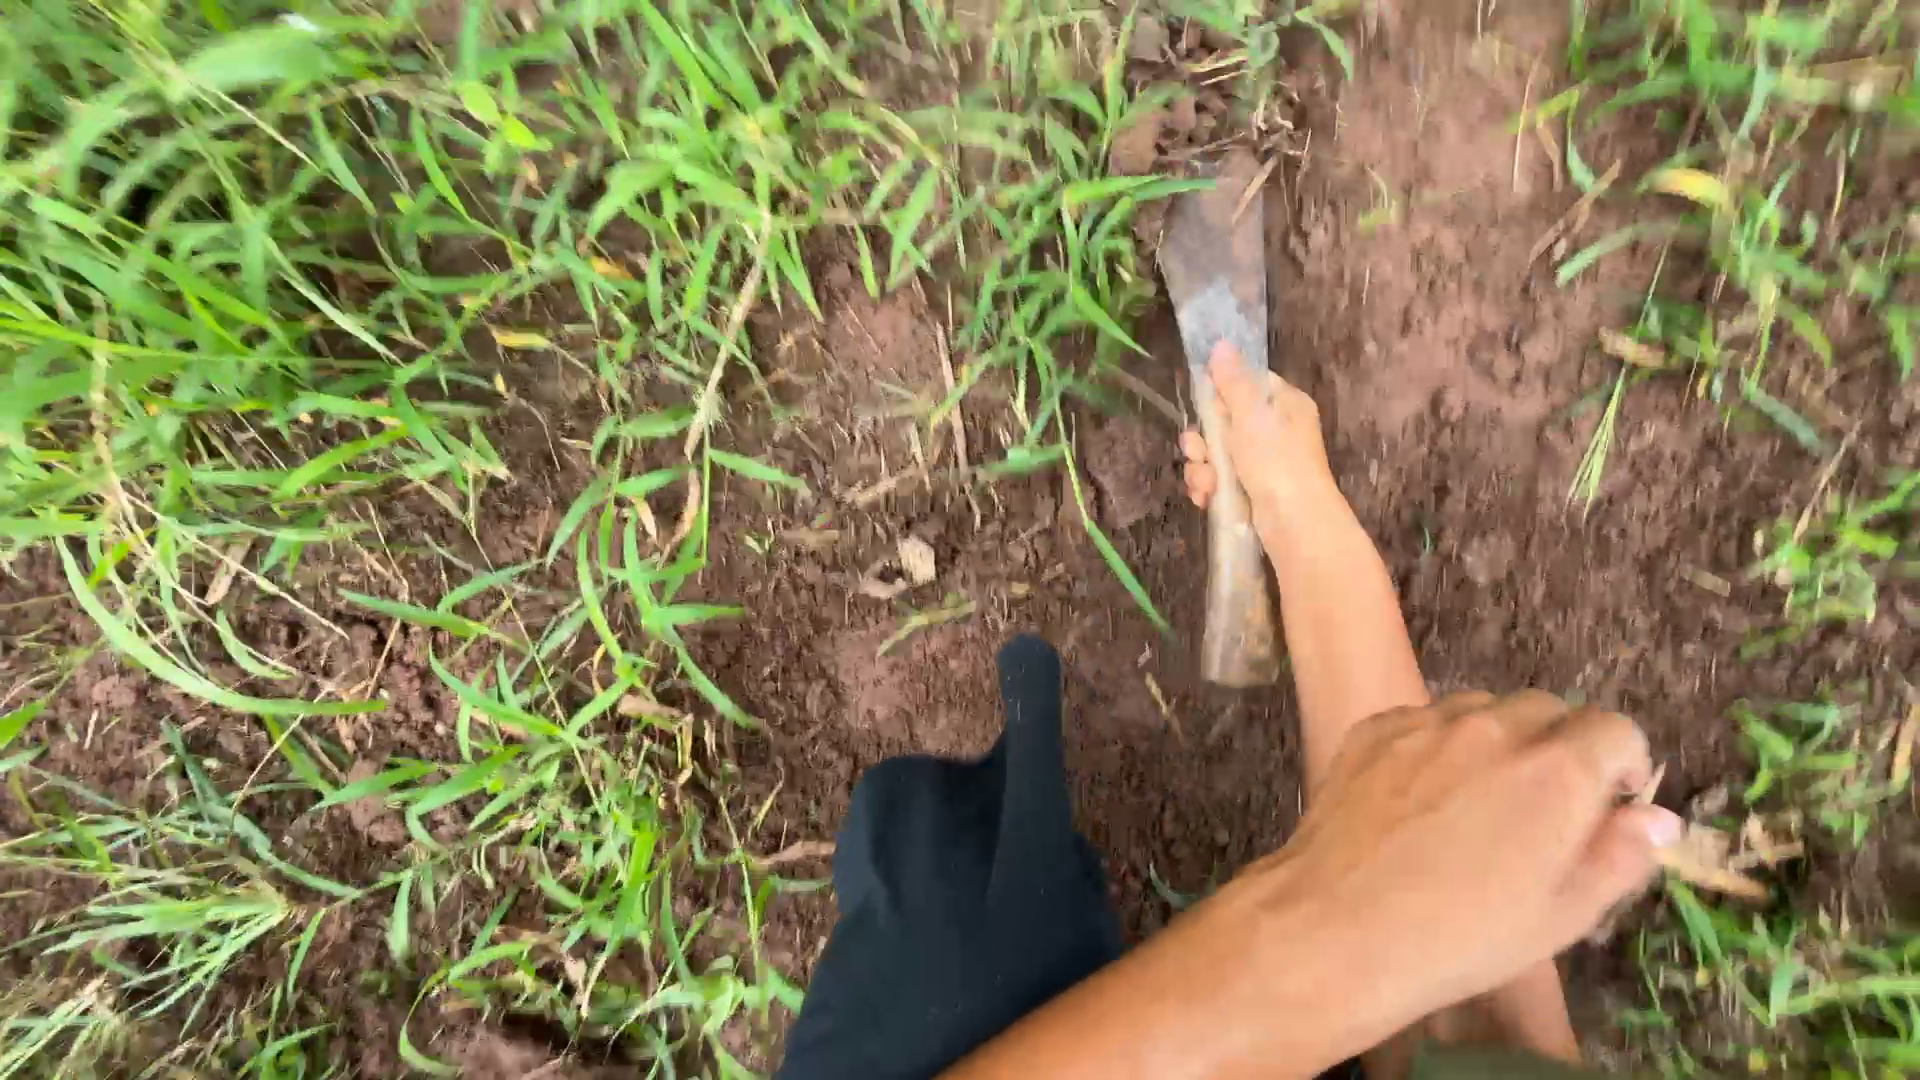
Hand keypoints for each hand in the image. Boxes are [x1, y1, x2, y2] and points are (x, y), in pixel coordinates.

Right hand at [1179, 342, 1336, 518]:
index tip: (1205, 406)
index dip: (1220, 395)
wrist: (1293, 521)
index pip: (1246, 384)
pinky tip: (1206, 497)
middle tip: (1199, 451)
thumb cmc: (1276, 460)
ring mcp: (1262, 462)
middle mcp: (1274, 430)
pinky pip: (1218, 479)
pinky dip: (1209, 488)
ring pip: (1215, 454)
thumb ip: (1233, 381)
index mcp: (1283, 404)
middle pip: (1223, 421)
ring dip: (1202, 468)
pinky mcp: (1250, 489)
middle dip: (1203, 440)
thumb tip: (1220, 345)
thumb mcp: (1252, 414)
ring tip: (1207, 483)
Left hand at [1248, 691, 1680, 1045]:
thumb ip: (1619, 855)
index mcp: (1554, 771)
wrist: (1340, 918)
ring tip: (1479, 793)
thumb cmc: (1462, 932)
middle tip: (1543, 799)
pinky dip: (1436, 738)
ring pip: (1480, 707)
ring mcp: (1421, 723)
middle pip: (1545, 708)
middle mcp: (1488, 729)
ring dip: (1496, 735)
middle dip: (1560, 743)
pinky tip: (1421, 788)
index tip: (1606, 798)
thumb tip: (1655, 816)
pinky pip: (1420, 717)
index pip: (1613, 728)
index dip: (1620, 762)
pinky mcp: (1371, 728)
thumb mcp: (1564, 913)